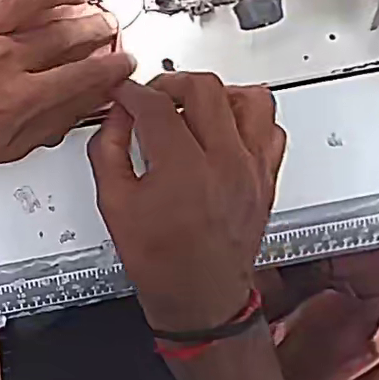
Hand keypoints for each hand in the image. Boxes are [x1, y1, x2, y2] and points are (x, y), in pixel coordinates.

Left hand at [0, 0, 135, 200]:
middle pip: (66, 30)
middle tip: (105, 23)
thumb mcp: (9, 148)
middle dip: (97, 25)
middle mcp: (1, 59)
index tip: (123, 60)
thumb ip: (53, 121)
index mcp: (19, 97)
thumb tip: (86, 100)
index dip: (113, 65)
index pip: (84, 72)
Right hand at [87, 73, 285, 332]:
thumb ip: (108, 149)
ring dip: (216, 94)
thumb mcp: (113, 202)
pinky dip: (247, 118)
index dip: (132, 92)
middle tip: (153, 96)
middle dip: (170, 83)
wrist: (199, 296)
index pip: (156, 104)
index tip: (124, 93)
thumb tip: (116, 118)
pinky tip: (224, 127)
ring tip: (193, 105)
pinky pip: (270, 127)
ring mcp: (252, 169)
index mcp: (182, 169)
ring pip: (249, 98)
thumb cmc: (161, 260)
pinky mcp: (267, 177)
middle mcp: (225, 163)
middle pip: (204, 88)